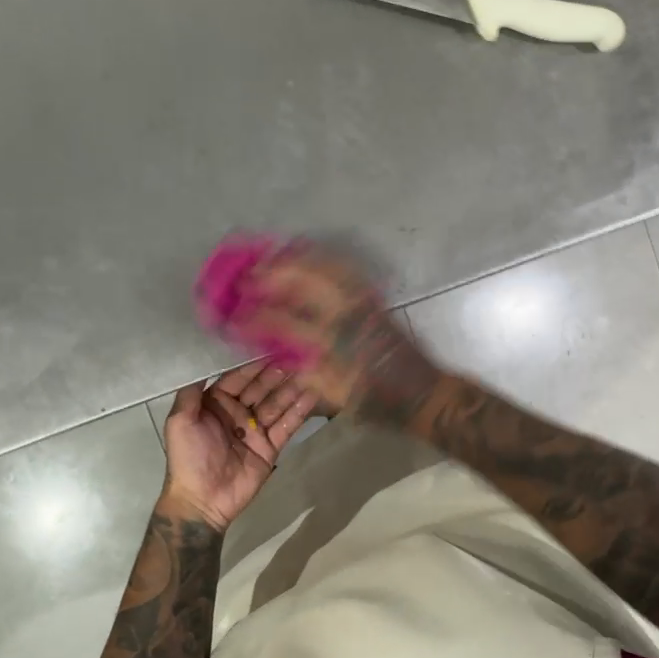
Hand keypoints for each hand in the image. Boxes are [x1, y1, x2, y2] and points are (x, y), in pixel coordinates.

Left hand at [158, 361, 319, 529]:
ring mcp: (255, 429)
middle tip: (297, 354)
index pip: (238, 378)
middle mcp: (237, 412)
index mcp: (215, 403)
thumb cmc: (188, 457)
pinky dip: (299, 410)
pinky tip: (313, 394)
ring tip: (311, 369)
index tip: (271, 346)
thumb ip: (191, 392)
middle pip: (261, 388)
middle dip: (277, 373)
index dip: (254, 364)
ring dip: (292, 387)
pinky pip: (286, 425)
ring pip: (276, 403)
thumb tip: (199, 361)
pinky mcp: (270, 446)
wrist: (202, 499)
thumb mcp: (180, 421)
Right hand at [235, 243, 445, 427]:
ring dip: (296, 259)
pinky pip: (345, 270)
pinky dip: (323, 259)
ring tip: (273, 255)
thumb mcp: (336, 398)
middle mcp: (346, 316)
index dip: (256, 316)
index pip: (284, 322)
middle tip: (250, 270)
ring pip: (326, 268)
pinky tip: (309, 258)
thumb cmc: (377, 402)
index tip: (236, 313)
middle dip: (272, 272)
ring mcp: (363, 303)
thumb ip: (306, 374)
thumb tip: (278, 355)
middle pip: (304, 281)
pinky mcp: (374, 300)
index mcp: (332, 344)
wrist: (422, 393)